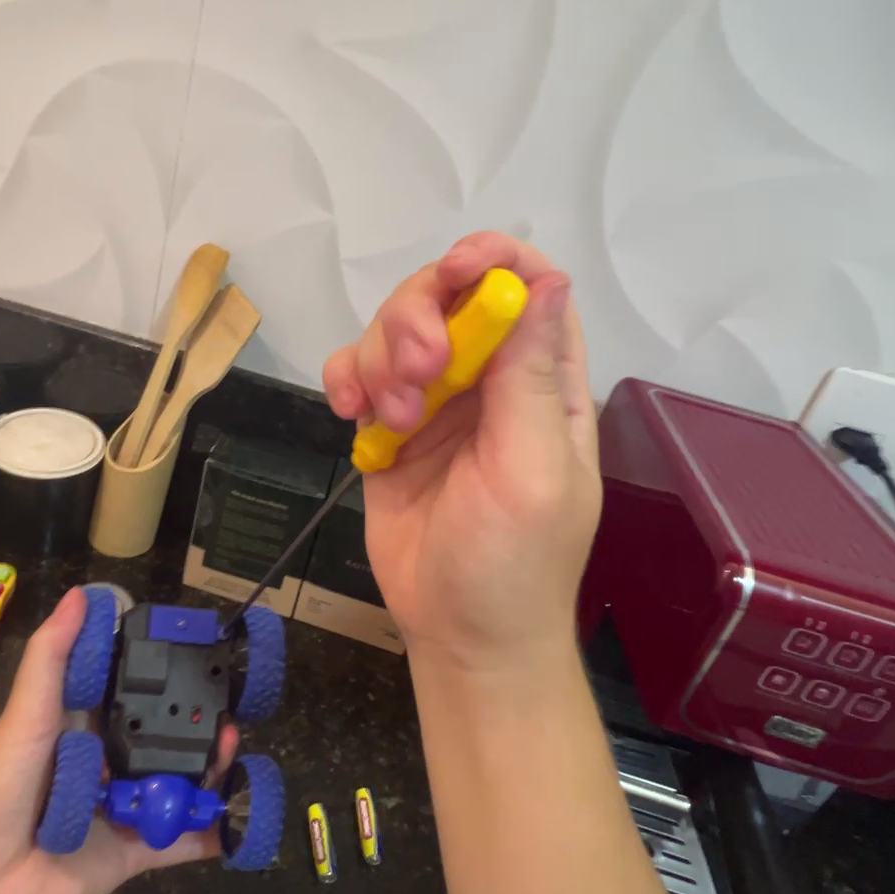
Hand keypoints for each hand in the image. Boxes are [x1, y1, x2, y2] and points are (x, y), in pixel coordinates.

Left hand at [0, 588, 238, 893]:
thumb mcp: (24, 717)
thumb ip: (51, 658)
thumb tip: (82, 592)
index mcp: (77, 727)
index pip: (125, 689)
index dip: (158, 670)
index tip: (197, 645)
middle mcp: (103, 763)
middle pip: (158, 737)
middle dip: (193, 722)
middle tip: (228, 704)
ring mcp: (120, 809)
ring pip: (174, 782)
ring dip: (208, 767)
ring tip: (233, 745)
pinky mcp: (130, 853)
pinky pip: (175, 841)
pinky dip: (207, 834)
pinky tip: (235, 819)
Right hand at [322, 232, 600, 670]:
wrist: (458, 633)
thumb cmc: (513, 561)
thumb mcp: (532, 469)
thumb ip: (531, 378)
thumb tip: (548, 281)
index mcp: (542, 380)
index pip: (528, 286)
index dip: (494, 260)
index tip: (456, 270)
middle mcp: (488, 376)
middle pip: (446, 295)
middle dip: (419, 318)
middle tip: (418, 374)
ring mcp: (433, 398)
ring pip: (393, 329)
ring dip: (381, 360)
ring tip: (390, 421)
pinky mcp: (386, 424)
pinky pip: (356, 371)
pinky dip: (346, 378)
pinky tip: (350, 412)